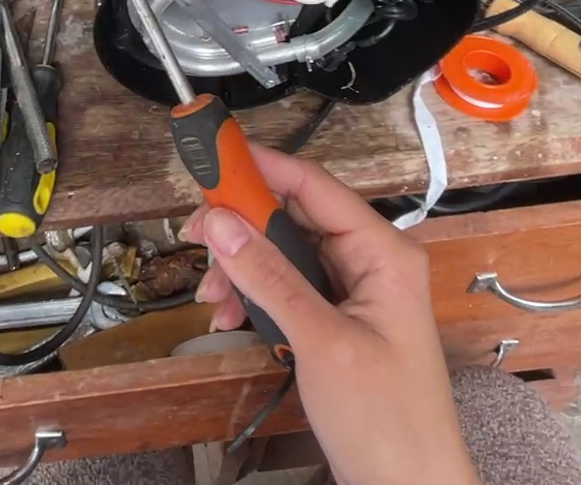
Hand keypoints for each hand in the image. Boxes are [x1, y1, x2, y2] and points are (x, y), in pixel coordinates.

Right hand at [183, 147, 477, 484]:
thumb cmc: (385, 420)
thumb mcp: (320, 341)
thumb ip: (268, 276)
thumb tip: (218, 221)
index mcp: (382, 250)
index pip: (312, 185)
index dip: (260, 165)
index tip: (210, 159)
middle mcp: (367, 258)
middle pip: (291, 215)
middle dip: (241, 226)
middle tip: (195, 236)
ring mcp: (350, 288)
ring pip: (280, 250)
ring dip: (241, 267)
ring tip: (214, 295)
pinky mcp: (333, 315)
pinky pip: (283, 284)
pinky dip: (253, 294)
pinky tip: (231, 315)